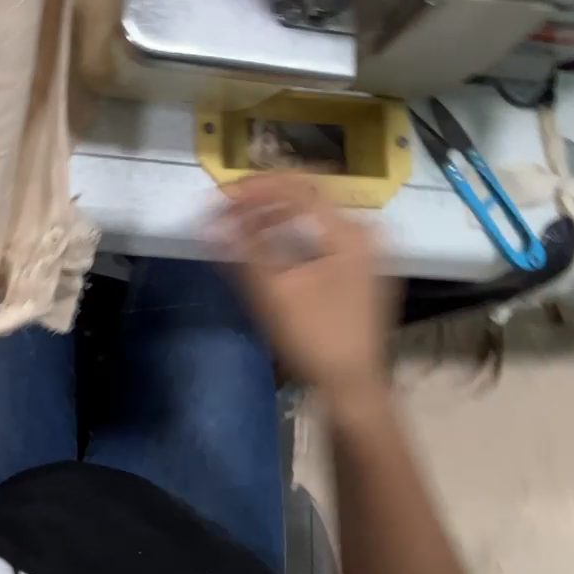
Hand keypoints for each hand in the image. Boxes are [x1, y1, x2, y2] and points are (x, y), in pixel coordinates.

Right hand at [217, 175, 396, 400]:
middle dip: (261, 198)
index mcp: (349, 232)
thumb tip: (209, 219)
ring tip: (237, 225)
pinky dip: (288, 231)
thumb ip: (241, 249)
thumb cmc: (314, 341)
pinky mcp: (358, 264)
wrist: (353, 386)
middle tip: (225, 209)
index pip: (297, 188)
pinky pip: (319, 231)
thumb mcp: (273, 293)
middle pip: (305, 195)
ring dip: (271, 214)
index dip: (255, 187)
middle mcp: (363, 231)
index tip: (221, 195)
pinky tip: (263, 242)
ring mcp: (364, 248)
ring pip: (311, 213)